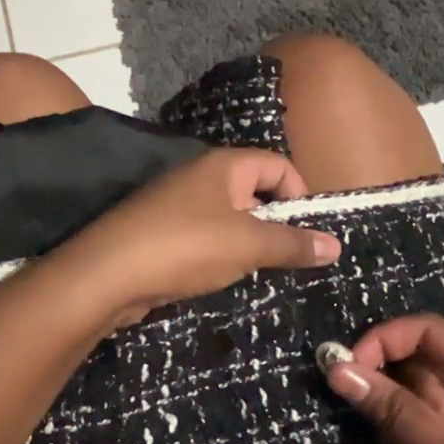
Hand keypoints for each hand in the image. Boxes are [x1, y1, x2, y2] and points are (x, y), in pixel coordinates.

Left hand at [46, 148, 341, 329]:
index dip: (299, 193)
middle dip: (274, 222)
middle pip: (252, 189)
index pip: (276, 164)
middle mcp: (199, 176)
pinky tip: (221, 279)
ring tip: (258, 272)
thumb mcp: (247, 244)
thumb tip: (336, 244)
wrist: (108, 273)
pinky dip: (218, 255)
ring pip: (227, 217)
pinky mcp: (159, 233)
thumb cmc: (186, 246)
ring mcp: (175, 204)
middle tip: (290, 257)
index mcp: (222, 166)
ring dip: (246, 243)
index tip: (310, 232)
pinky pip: (203, 238)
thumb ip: (292, 243)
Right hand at [325, 317, 443, 443]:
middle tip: (354, 404)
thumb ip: (395, 413)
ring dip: (412, 403)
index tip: (343, 372)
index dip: (383, 342)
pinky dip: (434, 422)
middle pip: (440, 354)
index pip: (434, 330)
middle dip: (394, 374)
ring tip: (386, 433)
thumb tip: (338, 369)